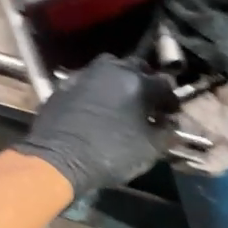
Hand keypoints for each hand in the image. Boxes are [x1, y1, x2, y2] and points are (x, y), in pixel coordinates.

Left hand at [12, 56, 178, 198]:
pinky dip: (95, 90)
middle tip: (146, 103)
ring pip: (110, 68)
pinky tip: (94, 106)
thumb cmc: (109, 154)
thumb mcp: (148, 150)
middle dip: (145, 82)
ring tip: (120, 100)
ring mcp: (86, 75)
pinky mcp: (64, 85)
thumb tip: (171, 122)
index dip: (170, 100)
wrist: (57, 160)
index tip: (169, 114)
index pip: (165, 83)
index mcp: (138, 82)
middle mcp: (113, 70)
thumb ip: (166, 132)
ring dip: (119, 80)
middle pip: (137, 67)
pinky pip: (87, 82)